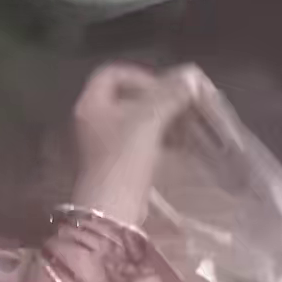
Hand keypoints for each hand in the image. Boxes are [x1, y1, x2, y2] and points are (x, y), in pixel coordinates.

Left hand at [69, 63, 206, 225]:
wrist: (113, 207)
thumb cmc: (125, 157)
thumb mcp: (149, 120)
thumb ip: (170, 95)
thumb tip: (190, 74)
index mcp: (90, 103)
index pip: (112, 74)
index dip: (139, 75)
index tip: (164, 88)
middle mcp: (91, 118)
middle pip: (124, 95)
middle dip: (155, 98)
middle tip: (180, 104)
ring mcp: (100, 140)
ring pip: (132, 118)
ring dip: (159, 117)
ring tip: (184, 125)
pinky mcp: (113, 159)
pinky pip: (135, 138)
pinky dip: (156, 135)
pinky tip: (177, 143)